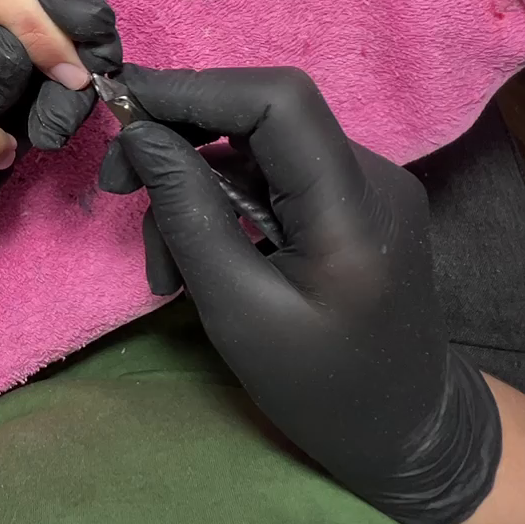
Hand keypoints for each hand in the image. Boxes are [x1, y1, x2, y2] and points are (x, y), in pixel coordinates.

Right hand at [99, 65, 500, 523]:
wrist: (407, 434)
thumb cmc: (322, 390)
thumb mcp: (237, 310)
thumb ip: (187, 214)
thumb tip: (139, 136)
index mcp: (355, 209)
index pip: (277, 102)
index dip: (195, 89)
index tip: (123, 104)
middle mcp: (369, 175)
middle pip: (259, 114)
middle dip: (178, 135)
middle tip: (117, 181)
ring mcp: (361, 184)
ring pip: (252, 151)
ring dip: (191, 187)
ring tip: (160, 263)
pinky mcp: (346, 199)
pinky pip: (267, 177)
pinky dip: (220, 205)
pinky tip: (194, 257)